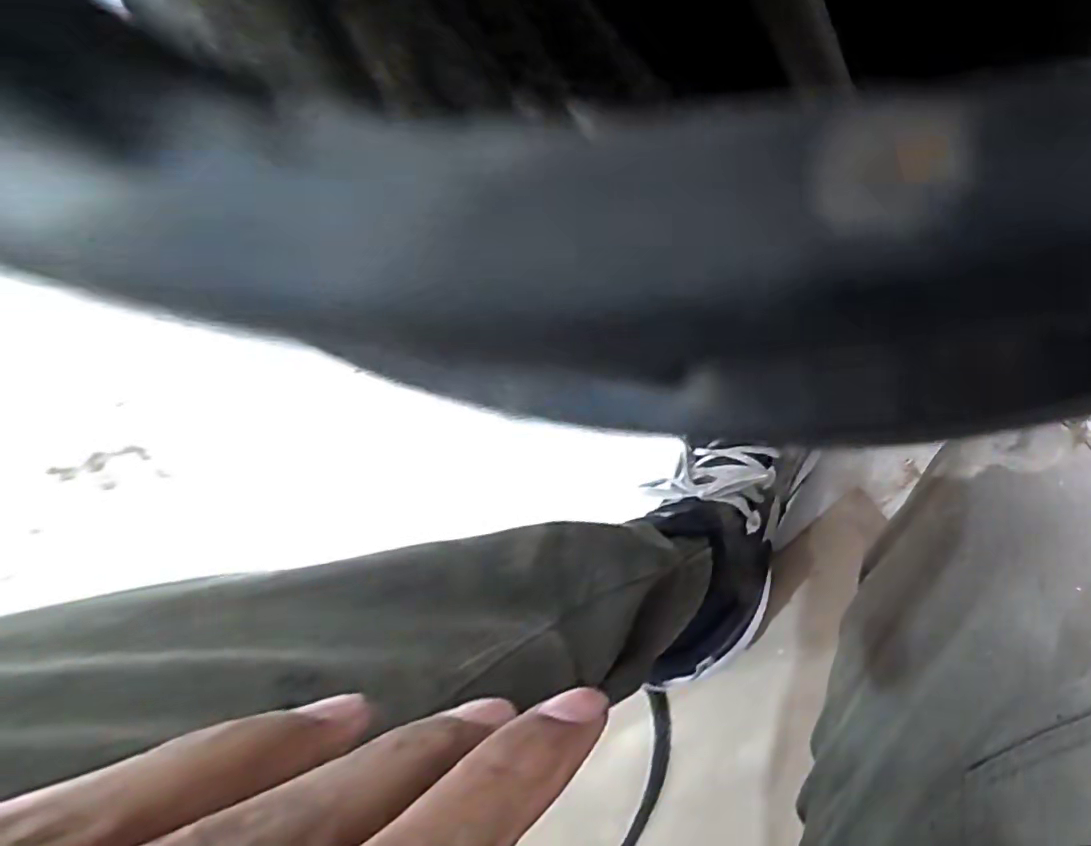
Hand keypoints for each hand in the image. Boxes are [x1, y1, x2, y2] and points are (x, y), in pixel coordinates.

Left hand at [0, 688, 607, 844]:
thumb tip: (474, 842)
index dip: (504, 791)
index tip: (577, 713)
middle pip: (312, 839)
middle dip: (430, 765)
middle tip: (510, 708)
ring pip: (201, 816)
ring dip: (327, 758)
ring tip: (394, 712)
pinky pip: (63, 817)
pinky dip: (190, 762)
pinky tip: (277, 728)